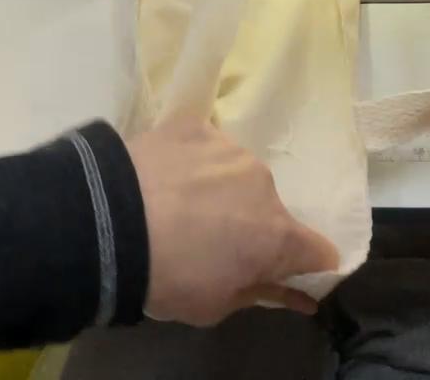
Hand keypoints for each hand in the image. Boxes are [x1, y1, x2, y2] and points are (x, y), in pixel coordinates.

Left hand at [127, 114, 338, 324]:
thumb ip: (260, 292)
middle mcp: (263, 183)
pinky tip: (163, 175)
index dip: (305, 264)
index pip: (319, 251)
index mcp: (276, 234)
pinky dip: (191, 161)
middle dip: (249, 223)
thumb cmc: (168, 275)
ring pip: (235, 173)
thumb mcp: (215, 305)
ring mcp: (229, 148)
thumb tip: (295, 295)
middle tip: (208, 240)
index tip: (282, 270)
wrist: (110, 220)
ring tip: (178, 204)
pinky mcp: (195, 124)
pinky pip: (203, 146)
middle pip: (269, 208)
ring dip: (220, 189)